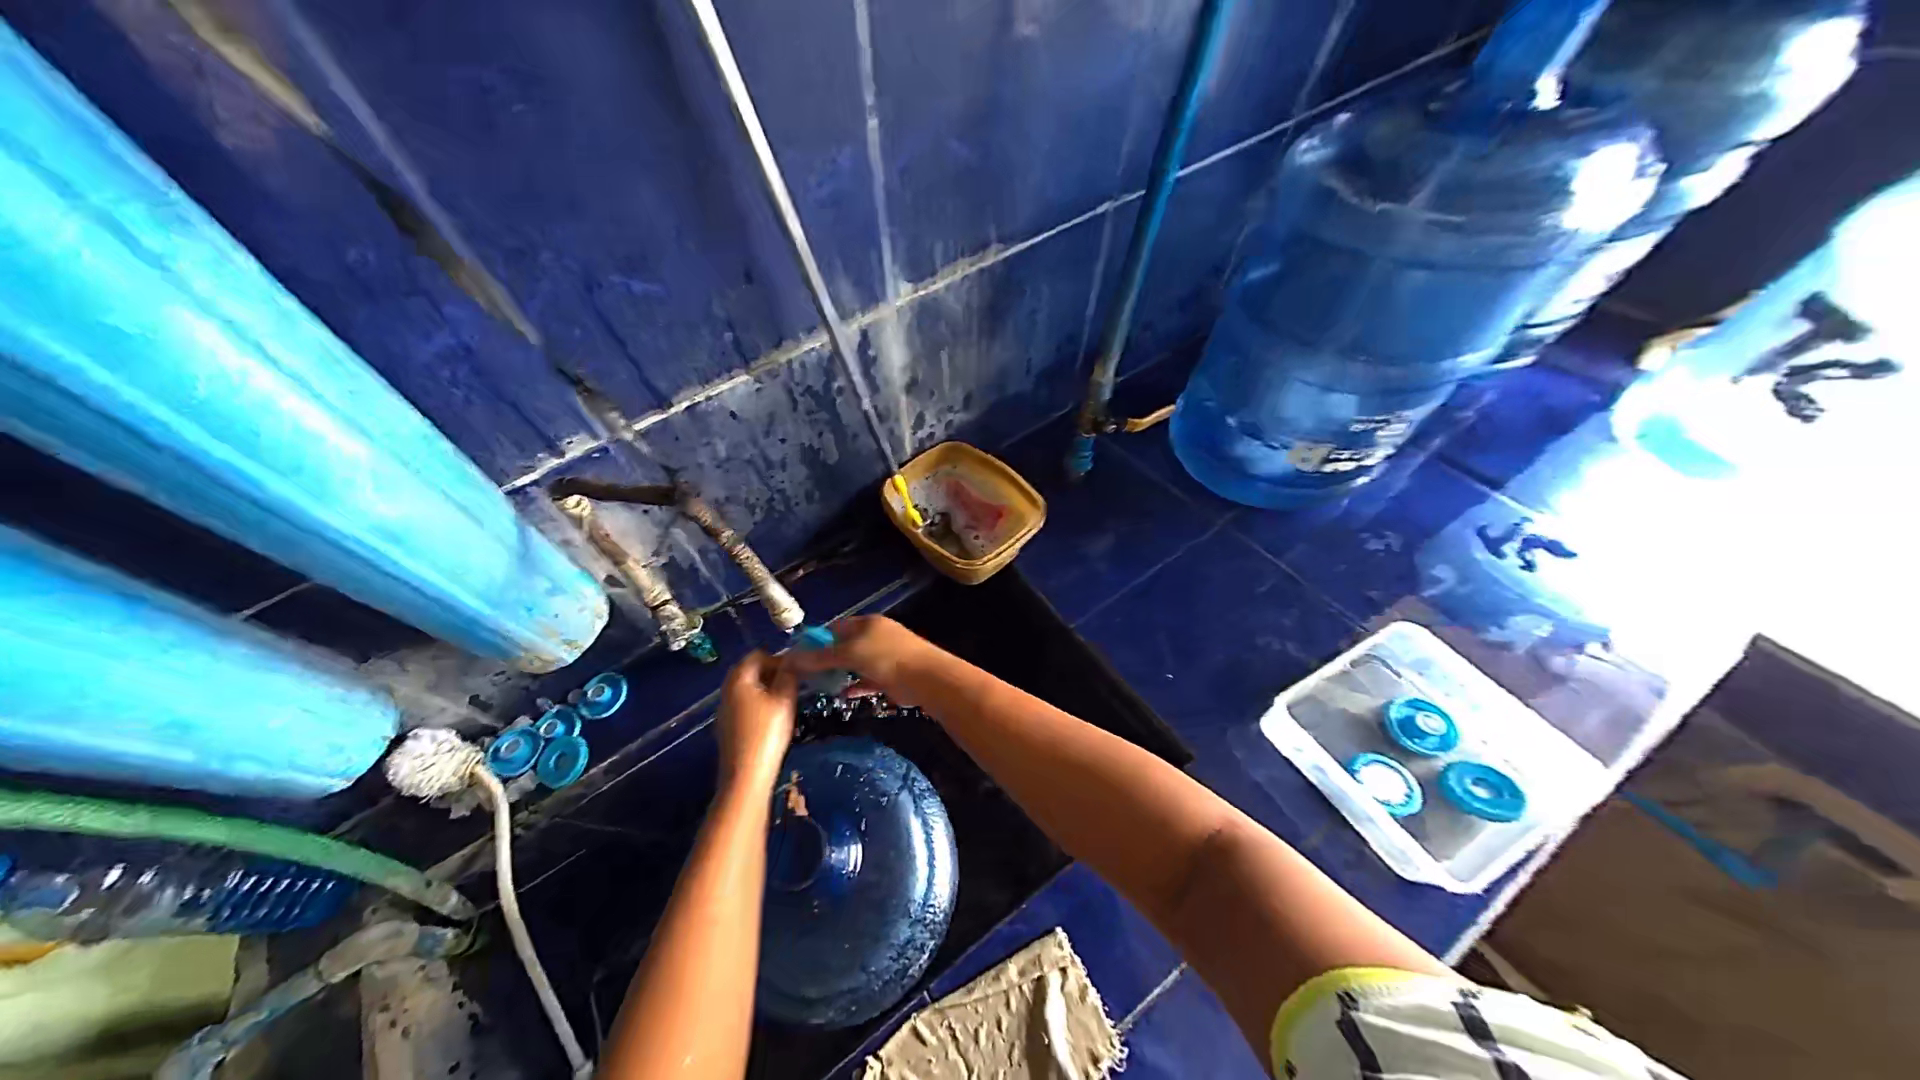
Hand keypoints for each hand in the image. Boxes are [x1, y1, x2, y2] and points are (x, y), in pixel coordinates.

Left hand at [715, 651, 796, 789]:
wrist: (746, 775)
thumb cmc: (767, 733)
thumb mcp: (784, 699)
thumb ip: (789, 674)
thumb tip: (794, 658)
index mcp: (738, 679)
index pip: (756, 655)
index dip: (778, 658)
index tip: (797, 671)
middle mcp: (726, 690)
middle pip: (749, 671)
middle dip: (772, 673)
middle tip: (794, 685)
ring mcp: (724, 710)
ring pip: (747, 689)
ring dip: (767, 689)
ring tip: (787, 702)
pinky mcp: (727, 726)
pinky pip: (744, 704)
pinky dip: (759, 704)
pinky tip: (773, 719)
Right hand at [778, 616, 937, 698]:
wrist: (927, 679)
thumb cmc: (887, 658)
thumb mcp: (850, 654)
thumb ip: (821, 657)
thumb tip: (792, 659)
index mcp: (867, 623)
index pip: (836, 627)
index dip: (817, 639)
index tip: (799, 655)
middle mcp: (876, 636)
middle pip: (845, 646)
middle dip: (826, 659)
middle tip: (806, 674)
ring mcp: (886, 656)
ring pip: (856, 664)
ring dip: (840, 674)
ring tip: (819, 686)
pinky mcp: (892, 677)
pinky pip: (868, 680)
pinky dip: (855, 686)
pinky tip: (842, 695)